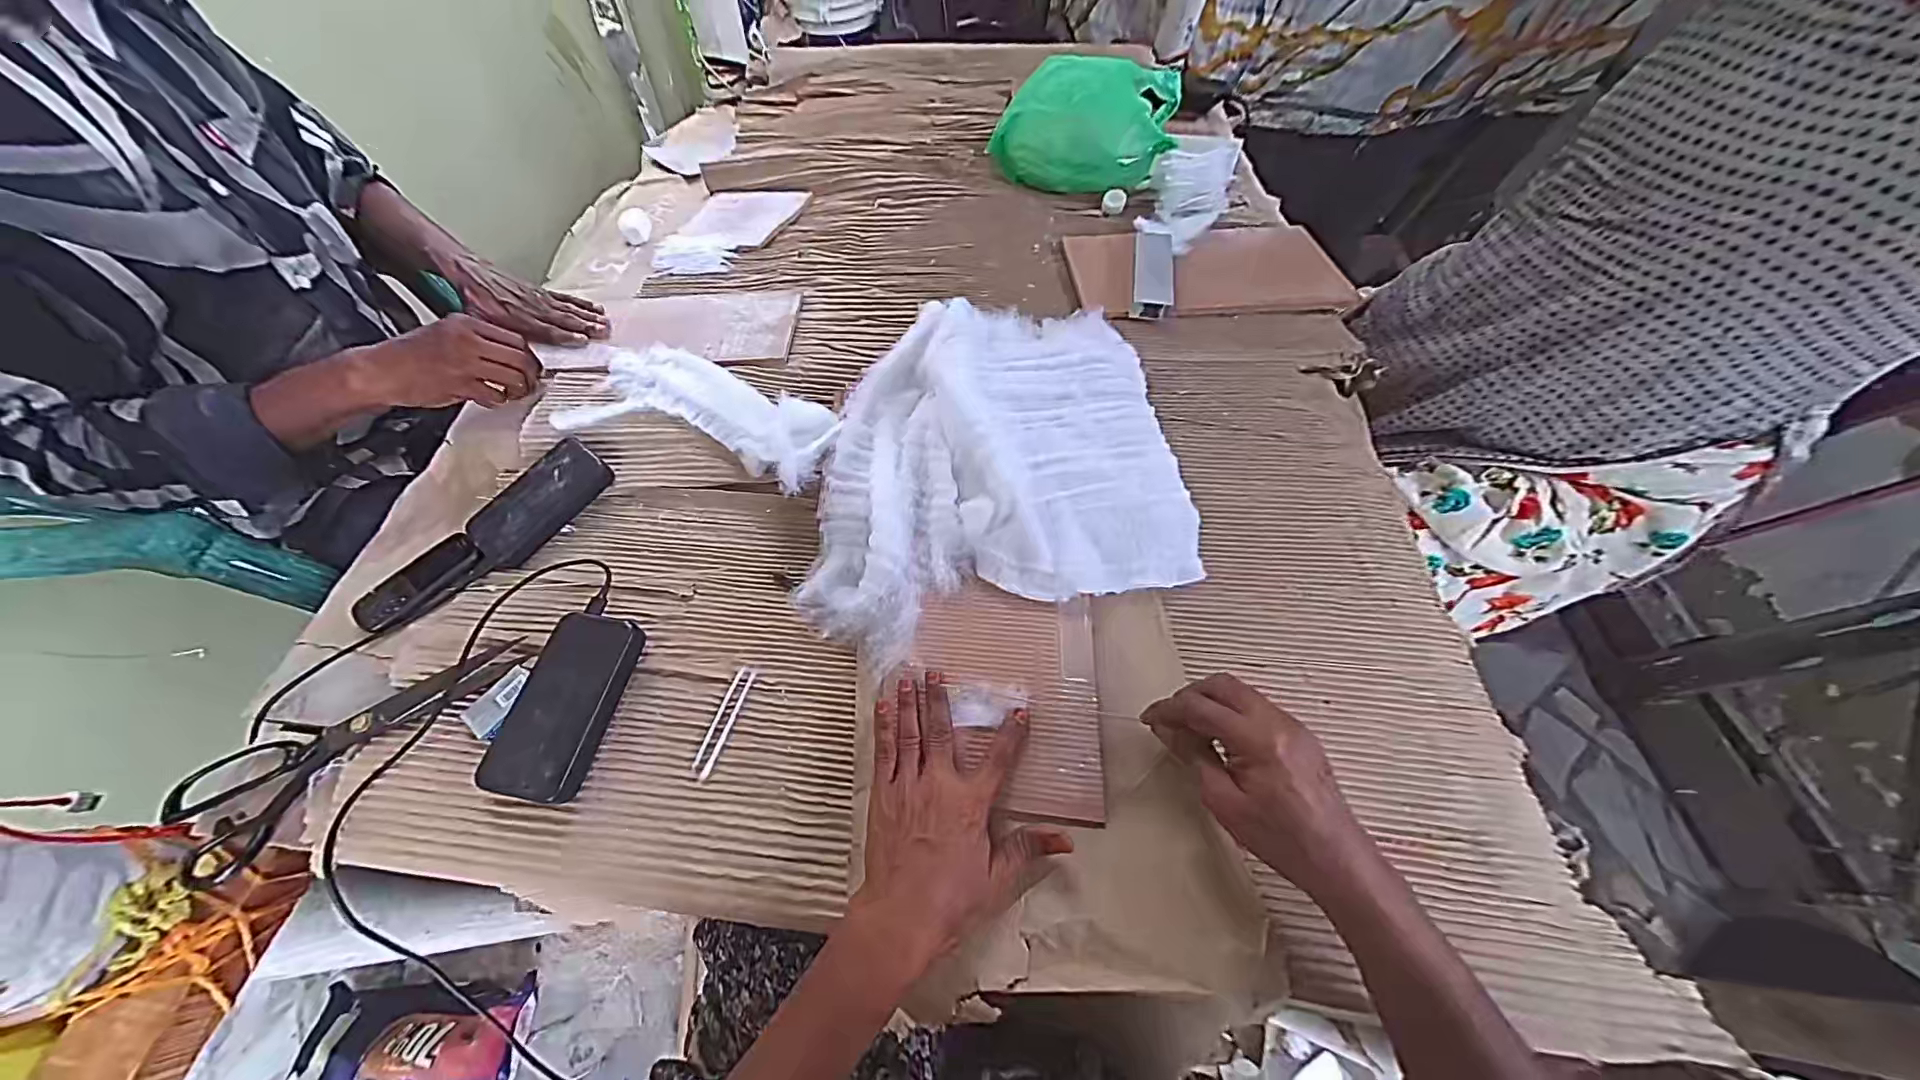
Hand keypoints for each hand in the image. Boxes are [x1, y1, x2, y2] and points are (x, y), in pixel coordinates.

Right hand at [346, 313, 538, 408]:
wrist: (379, 370)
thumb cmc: (410, 355)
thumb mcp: (444, 332)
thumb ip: (477, 338)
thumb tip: (511, 351)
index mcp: (464, 324)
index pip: (514, 338)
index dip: (528, 354)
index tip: (530, 363)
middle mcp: (467, 340)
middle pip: (521, 358)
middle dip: (531, 373)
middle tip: (530, 381)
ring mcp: (465, 363)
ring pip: (514, 377)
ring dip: (520, 389)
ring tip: (515, 392)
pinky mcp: (461, 385)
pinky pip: (496, 394)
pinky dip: (499, 399)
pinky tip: (494, 398)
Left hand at [434, 249, 608, 345]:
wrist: (456, 269)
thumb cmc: (465, 297)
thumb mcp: (476, 323)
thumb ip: (501, 339)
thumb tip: (519, 356)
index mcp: (515, 318)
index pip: (547, 330)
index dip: (565, 336)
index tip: (584, 341)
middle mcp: (529, 307)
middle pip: (563, 318)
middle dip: (585, 325)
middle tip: (603, 332)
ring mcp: (534, 297)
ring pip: (566, 307)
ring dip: (587, 315)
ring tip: (604, 322)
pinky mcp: (536, 290)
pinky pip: (562, 298)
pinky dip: (579, 303)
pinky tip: (591, 307)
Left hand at [847, 671, 1073, 973]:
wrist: (901, 915)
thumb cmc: (950, 899)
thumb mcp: (997, 877)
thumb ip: (1028, 848)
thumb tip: (1065, 840)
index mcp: (970, 804)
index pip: (999, 760)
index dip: (1011, 734)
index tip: (1019, 711)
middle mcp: (939, 786)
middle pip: (942, 732)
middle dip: (939, 699)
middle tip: (936, 671)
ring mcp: (908, 788)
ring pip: (910, 735)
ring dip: (910, 703)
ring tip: (908, 676)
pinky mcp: (884, 796)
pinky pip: (884, 754)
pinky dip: (884, 728)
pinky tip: (884, 708)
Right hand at [1142, 673, 1373, 896]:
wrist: (1336, 859)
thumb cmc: (1287, 841)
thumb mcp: (1224, 802)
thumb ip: (1194, 756)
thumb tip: (1171, 731)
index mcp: (1259, 739)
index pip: (1201, 706)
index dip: (1169, 709)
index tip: (1152, 718)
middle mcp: (1279, 724)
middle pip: (1222, 685)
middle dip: (1188, 696)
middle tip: (1168, 718)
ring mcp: (1293, 726)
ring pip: (1239, 692)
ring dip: (1209, 702)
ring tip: (1190, 730)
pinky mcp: (1299, 735)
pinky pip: (1256, 706)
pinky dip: (1230, 712)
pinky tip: (1218, 737)